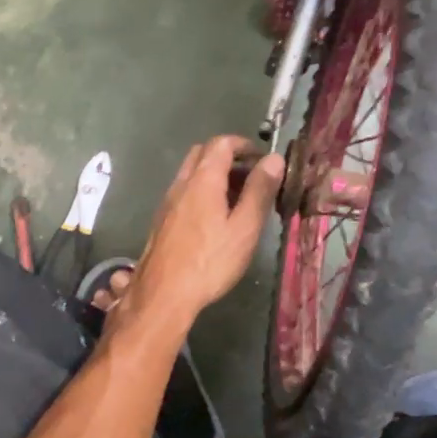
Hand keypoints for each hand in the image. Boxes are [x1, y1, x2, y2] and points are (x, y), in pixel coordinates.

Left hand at [117, 135, 283, 333]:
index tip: (262, 160)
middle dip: (228, 158)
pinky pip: (185, 193)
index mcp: (203, 180)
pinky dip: (203, 192)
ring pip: (191, 174)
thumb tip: (274, 159)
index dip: (244, 145)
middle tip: (251, 178)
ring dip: (215, 176)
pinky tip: (216, 219)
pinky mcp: (162, 221)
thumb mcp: (244, 228)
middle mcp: (181, 184)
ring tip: (239, 201)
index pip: (222, 144)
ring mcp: (168, 202)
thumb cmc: (209, 262)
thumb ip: (259, 191)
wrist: (163, 294)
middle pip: (203, 154)